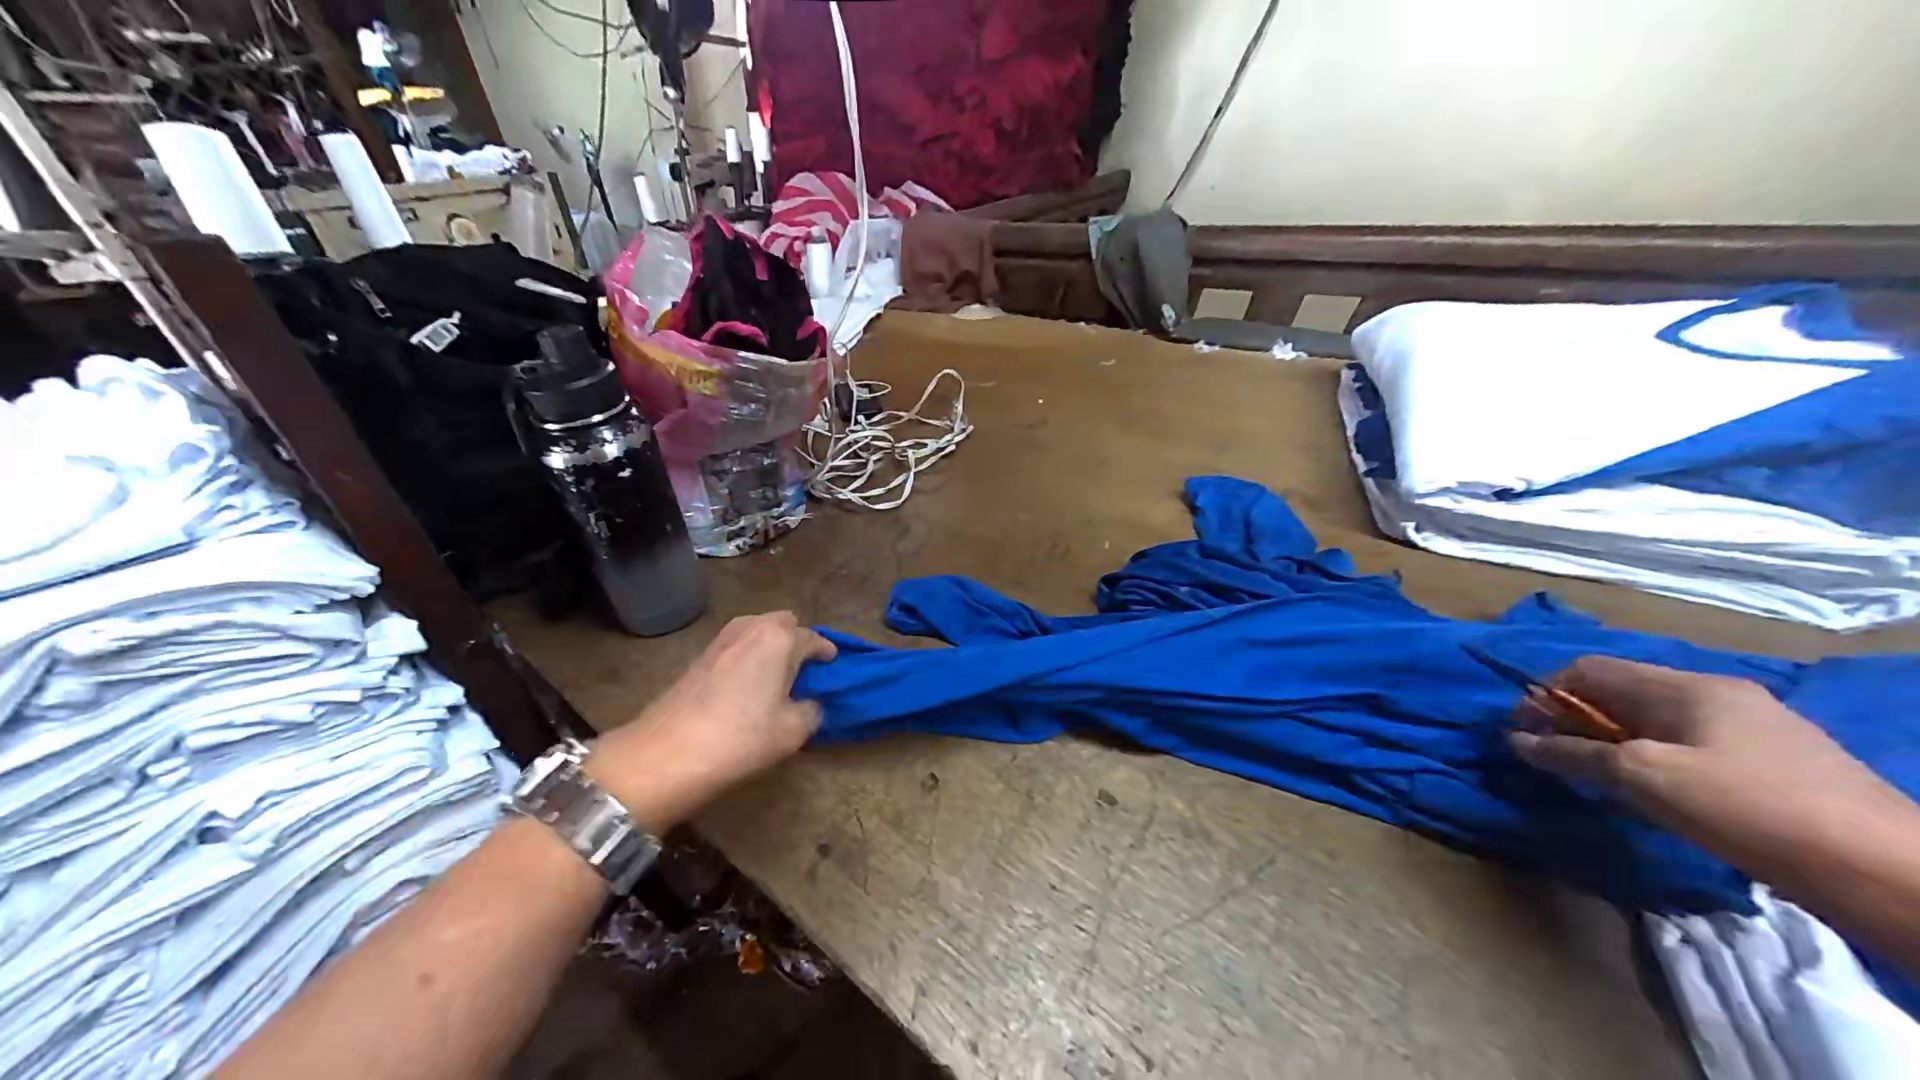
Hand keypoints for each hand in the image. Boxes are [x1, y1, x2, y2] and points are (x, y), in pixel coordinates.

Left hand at [584, 612, 836, 832]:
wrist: (665, 755)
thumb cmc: (740, 738)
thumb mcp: (792, 731)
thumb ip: (811, 710)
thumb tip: (809, 703)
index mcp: (779, 638)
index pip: (812, 638)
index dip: (826, 652)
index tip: (833, 666)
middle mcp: (750, 628)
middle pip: (782, 623)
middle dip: (796, 640)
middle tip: (803, 670)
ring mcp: (720, 640)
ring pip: (756, 631)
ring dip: (770, 646)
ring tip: (776, 677)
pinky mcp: (698, 657)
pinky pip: (736, 646)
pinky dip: (748, 656)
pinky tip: (747, 686)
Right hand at [1508, 656, 1919, 886]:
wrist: (1889, 873)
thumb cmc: (1750, 808)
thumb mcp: (1645, 777)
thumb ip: (1574, 754)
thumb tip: (1516, 740)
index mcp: (1688, 686)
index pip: (1589, 670)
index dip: (1545, 694)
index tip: (1521, 731)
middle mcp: (1718, 696)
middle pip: (1621, 695)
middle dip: (1576, 721)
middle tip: (1551, 759)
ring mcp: (1752, 730)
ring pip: (1653, 725)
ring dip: (1611, 745)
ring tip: (1593, 780)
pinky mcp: (1772, 766)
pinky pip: (1686, 749)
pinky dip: (1651, 763)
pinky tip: (1650, 795)